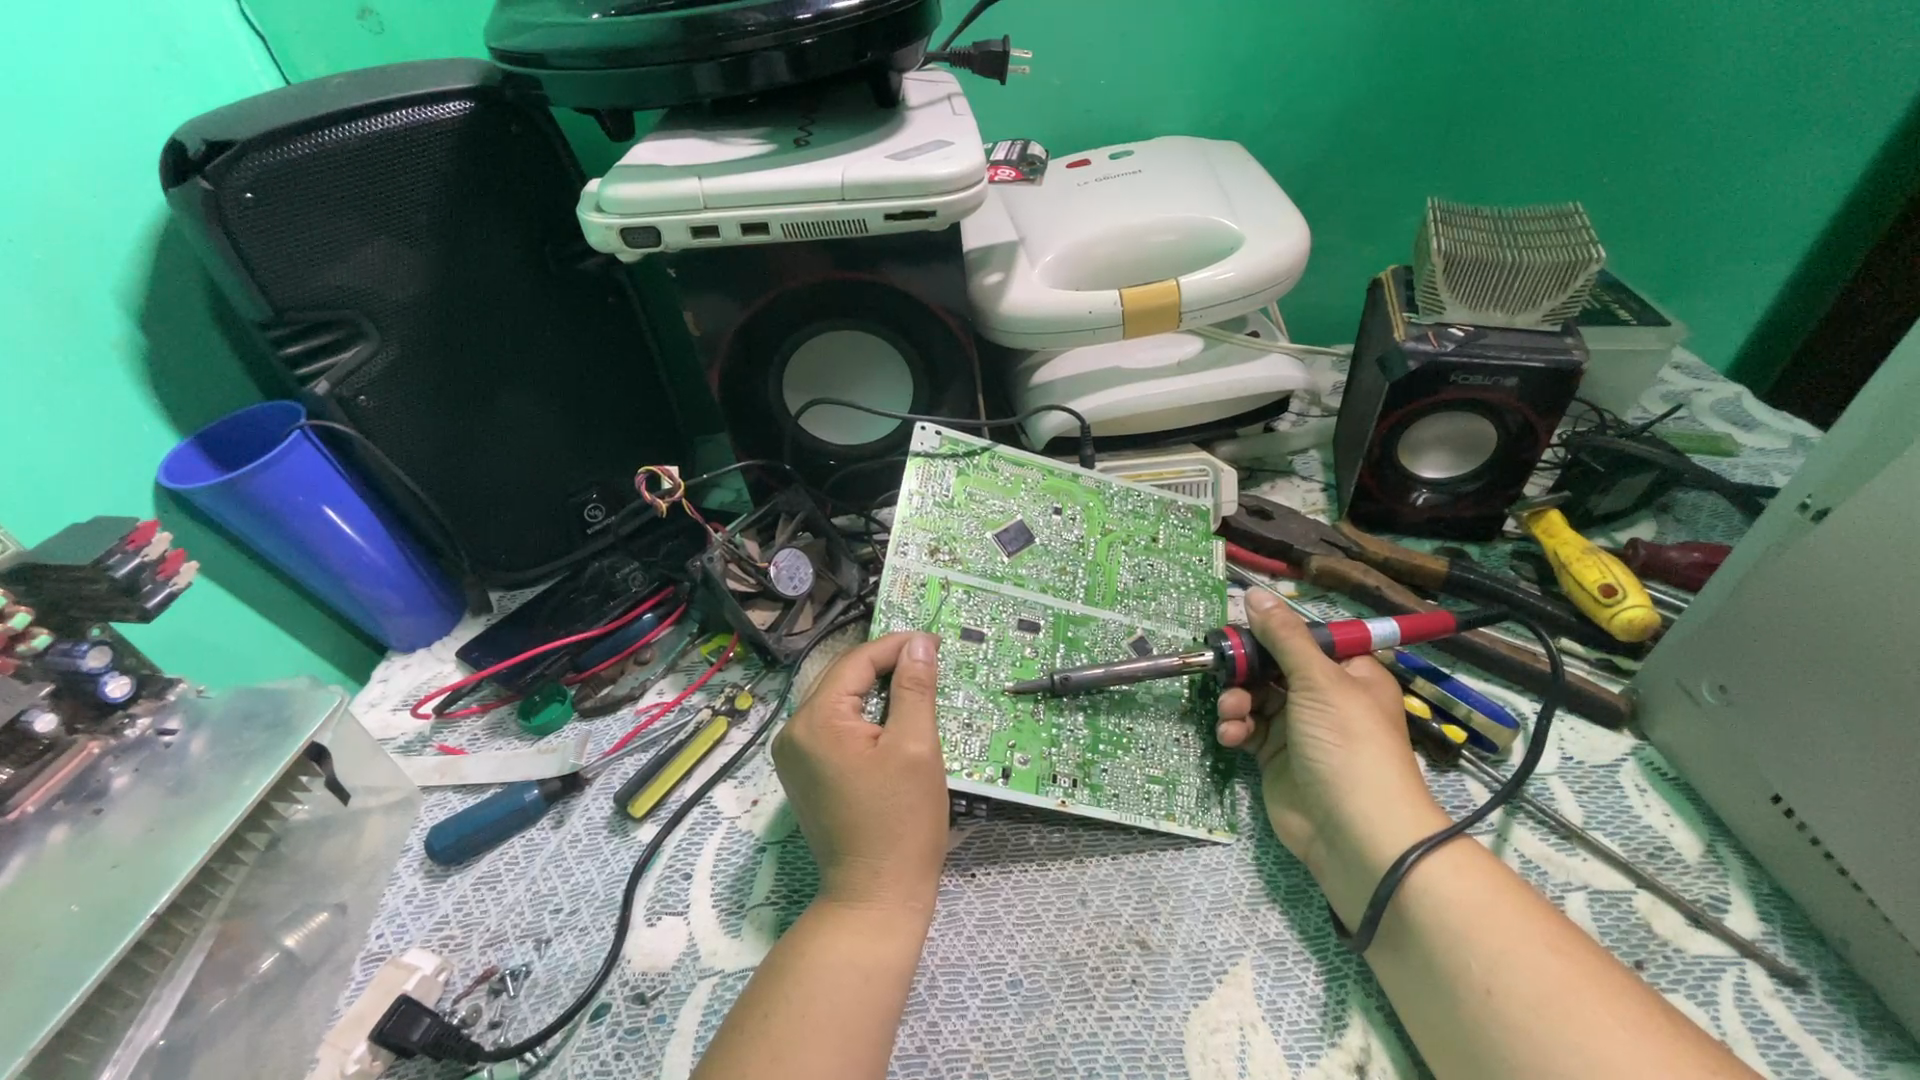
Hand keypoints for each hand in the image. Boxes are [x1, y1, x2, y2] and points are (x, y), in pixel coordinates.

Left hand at [773, 632, 949, 919]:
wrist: (874, 895)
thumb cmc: (902, 822)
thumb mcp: (916, 747)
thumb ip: (915, 688)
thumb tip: (920, 643)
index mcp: (816, 720)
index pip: (857, 661)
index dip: (897, 646)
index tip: (935, 643)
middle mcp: (794, 731)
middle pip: (843, 678)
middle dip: (887, 666)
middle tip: (931, 662)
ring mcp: (795, 754)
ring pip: (840, 701)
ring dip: (878, 691)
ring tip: (919, 687)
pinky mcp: (805, 773)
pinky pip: (835, 727)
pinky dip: (865, 717)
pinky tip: (895, 720)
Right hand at [1216, 591, 1449, 922]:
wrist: (1354, 831)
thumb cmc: (1346, 744)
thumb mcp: (1318, 681)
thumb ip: (1283, 637)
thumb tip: (1254, 594)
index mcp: (1349, 674)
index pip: (1306, 640)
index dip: (1272, 632)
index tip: (1239, 628)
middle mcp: (1324, 698)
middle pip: (1274, 667)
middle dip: (1246, 669)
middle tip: (1222, 668)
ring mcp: (1299, 729)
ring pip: (1255, 697)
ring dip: (1236, 700)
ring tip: (1231, 712)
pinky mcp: (1276, 758)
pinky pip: (1248, 729)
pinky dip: (1235, 728)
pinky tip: (1231, 734)